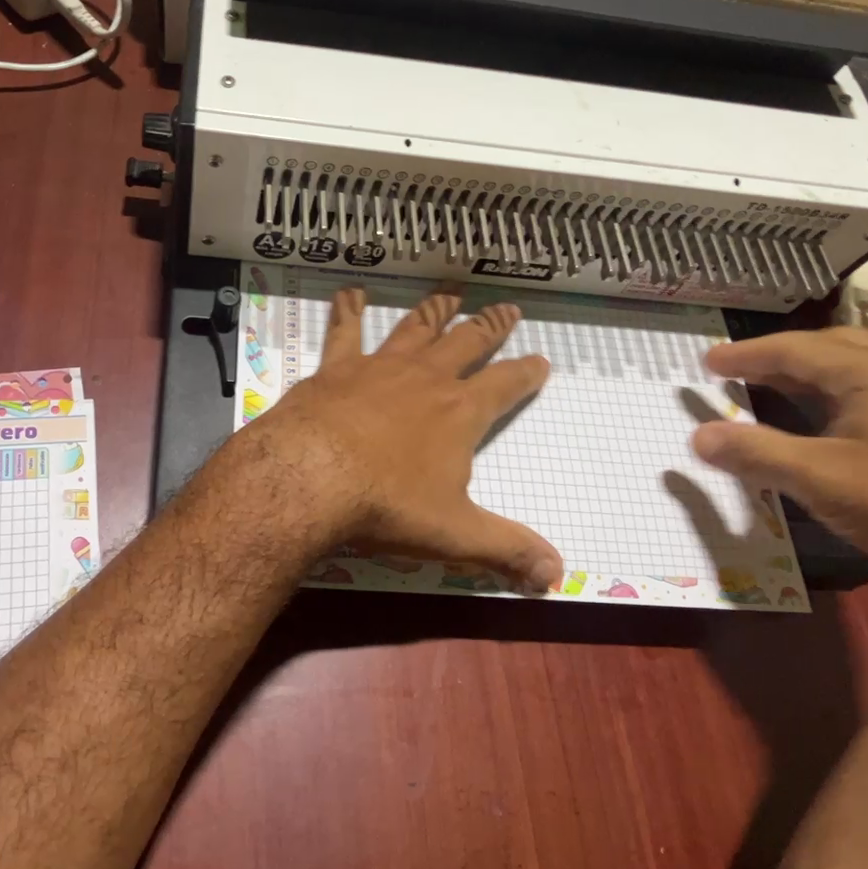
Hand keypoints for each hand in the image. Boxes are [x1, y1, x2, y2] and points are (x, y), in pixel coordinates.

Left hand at [226, 287, 561, 590]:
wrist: (311, 478)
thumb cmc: (387, 506)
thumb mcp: (454, 534)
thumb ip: (506, 550)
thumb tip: (556, 575)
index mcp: (460, 414)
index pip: (505, 386)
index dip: (525, 374)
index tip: (541, 361)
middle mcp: (425, 380)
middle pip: (466, 343)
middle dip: (489, 327)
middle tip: (506, 308)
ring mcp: (378, 368)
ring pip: (415, 329)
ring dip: (434, 311)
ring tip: (448, 293)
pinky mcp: (335, 369)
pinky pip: (344, 331)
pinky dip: (348, 311)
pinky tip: (349, 293)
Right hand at [691, 327, 867, 596]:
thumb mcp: (818, 478)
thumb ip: (756, 453)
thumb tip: (699, 436)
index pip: (796, 350)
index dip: (747, 355)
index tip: (708, 362)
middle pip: (835, 348)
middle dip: (784, 356)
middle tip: (743, 370)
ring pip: (862, 373)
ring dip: (814, 378)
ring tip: (780, 393)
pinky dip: (841, 398)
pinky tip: (836, 427)